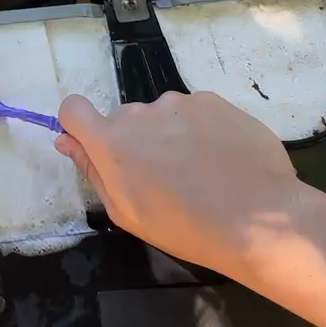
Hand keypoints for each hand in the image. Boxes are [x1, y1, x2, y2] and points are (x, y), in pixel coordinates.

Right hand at [55, 91, 306, 274]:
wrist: (259, 218)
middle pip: (124, 120)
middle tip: (163, 179)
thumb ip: (92, 170)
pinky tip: (223, 161)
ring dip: (170, 136)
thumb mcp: (126, 211)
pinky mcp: (214, 101)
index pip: (73, 109)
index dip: (79, 125)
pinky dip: (202, 131)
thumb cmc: (184, 226)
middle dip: (135, 142)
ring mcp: (179, 102)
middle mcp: (140, 112)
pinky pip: (196, 113)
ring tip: (201, 172)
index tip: (95, 146)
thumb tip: (66, 140)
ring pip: (162, 116)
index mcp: (111, 141)